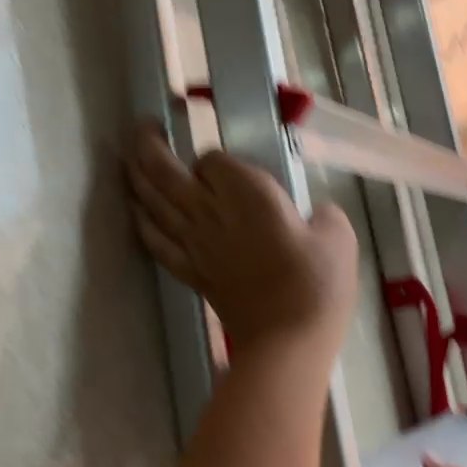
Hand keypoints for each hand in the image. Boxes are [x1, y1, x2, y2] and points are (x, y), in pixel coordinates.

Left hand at [127, 122, 357, 356]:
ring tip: (129, 158)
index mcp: (247, 193)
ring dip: (136, 177)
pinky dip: (142, 222)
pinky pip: (155, 241)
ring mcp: (195, 244)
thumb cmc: (317, 284)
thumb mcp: (337, 234)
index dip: (215, 157)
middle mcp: (210, 212)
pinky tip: (136, 211)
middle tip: (144, 126)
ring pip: (152, 202)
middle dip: (149, 144)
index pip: (211, 159)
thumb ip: (320, 213)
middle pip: (167, 170)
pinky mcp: (190, 273)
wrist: (287, 340)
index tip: (227, 164)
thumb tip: (310, 215)